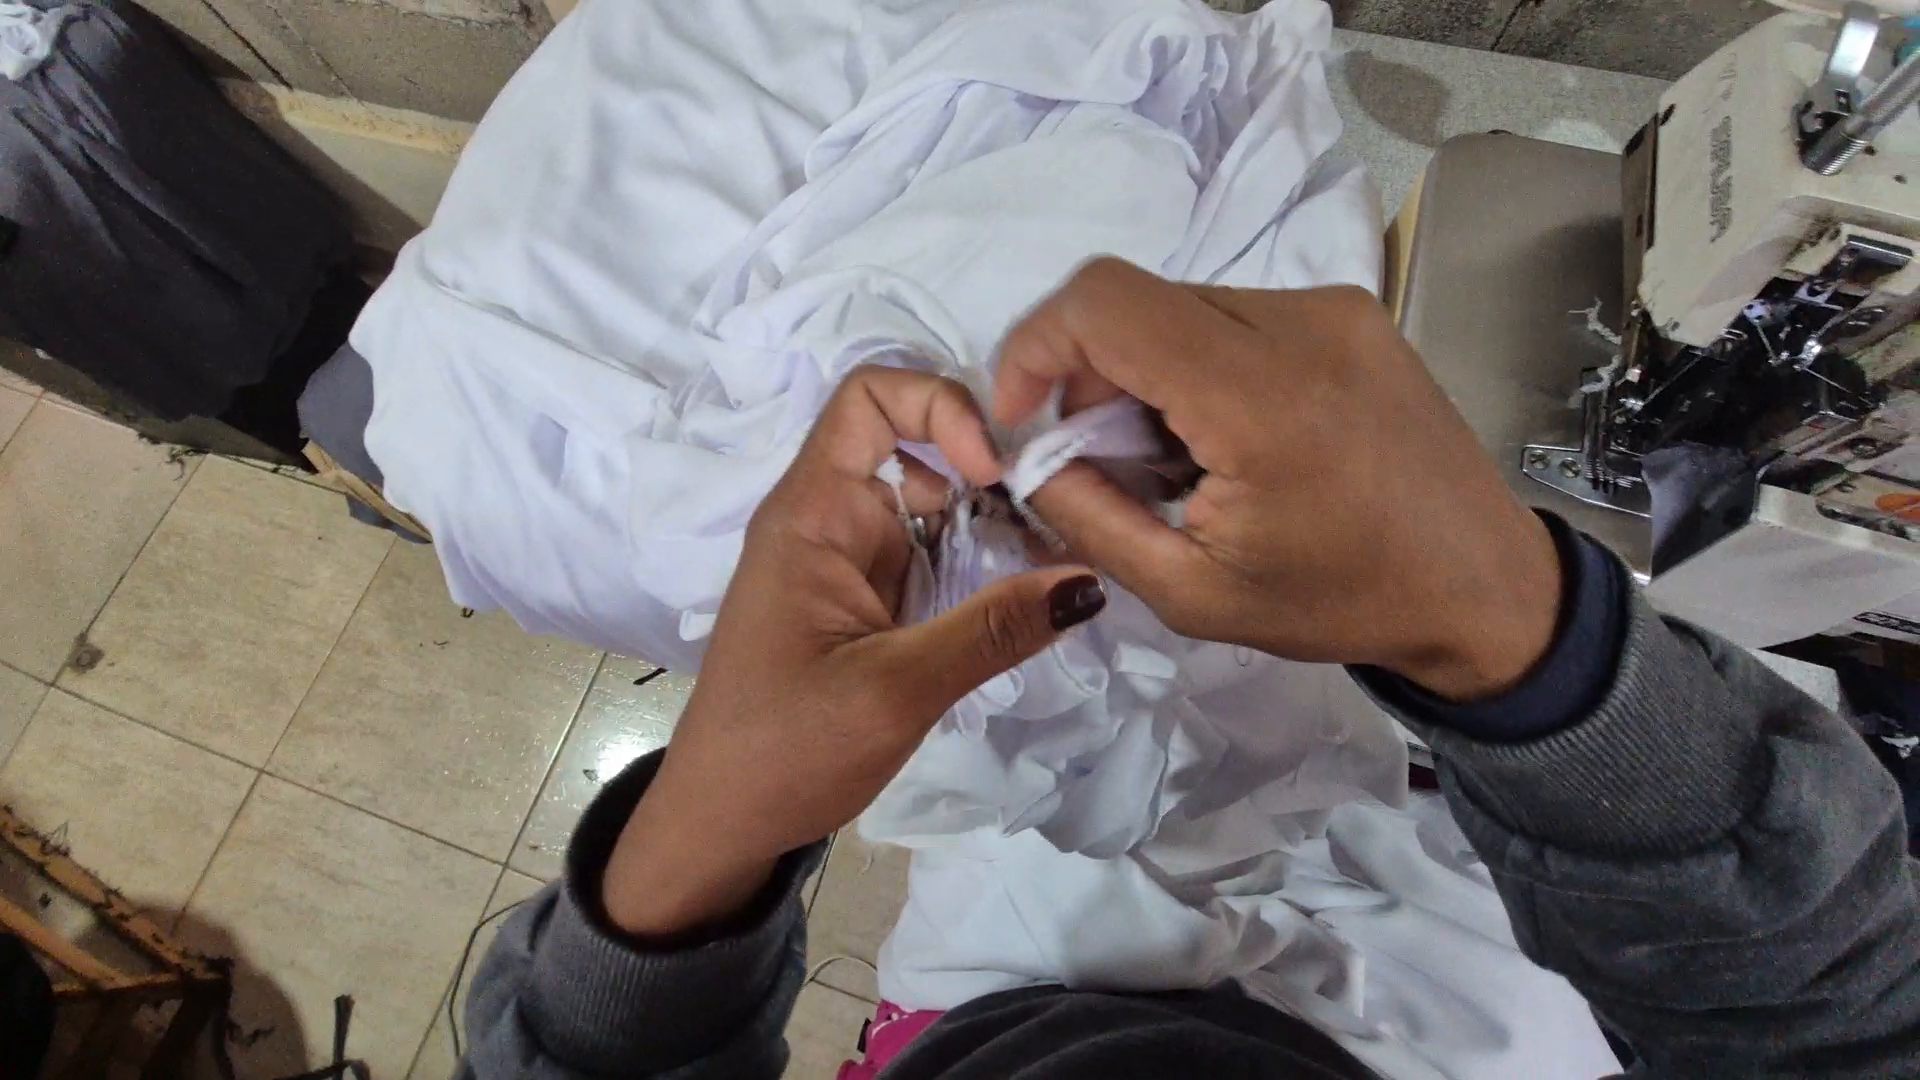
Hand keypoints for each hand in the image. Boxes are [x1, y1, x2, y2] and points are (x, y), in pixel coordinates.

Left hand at [602, 366, 1106, 938]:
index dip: (939, 406)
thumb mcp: (895, 688)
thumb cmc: (786, 749)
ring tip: (1060, 556)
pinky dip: (982, 565)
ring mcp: (854, 561)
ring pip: (937, 506)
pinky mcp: (872, 600)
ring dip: (995, 524)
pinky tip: (1029, 594)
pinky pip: (935, 556)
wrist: (724, 823)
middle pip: (920, 448)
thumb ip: (992, 630)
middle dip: (992, 472)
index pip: (870, 398)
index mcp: (814, 512)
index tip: (994, 472)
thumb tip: (1089, 579)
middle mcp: (833, 519)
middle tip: (1062, 515)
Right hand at [993, 258, 1560, 701]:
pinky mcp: (1347, 311)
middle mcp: (1299, 323)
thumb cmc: (1338, 603)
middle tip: (1102, 459)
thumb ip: (1089, 516)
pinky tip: (1217, 436)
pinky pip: (1226, 318)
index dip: (1034, 346)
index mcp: (1260, 399)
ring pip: (1175, 309)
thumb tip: (1028, 458)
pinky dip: (1188, 369)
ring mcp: (1331, 306)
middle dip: (1086, 378)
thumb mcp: (1188, 591)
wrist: (1484, 586)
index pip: (1104, 305)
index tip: (1024, 416)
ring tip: (1171, 458)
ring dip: (1139, 376)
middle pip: (1133, 305)